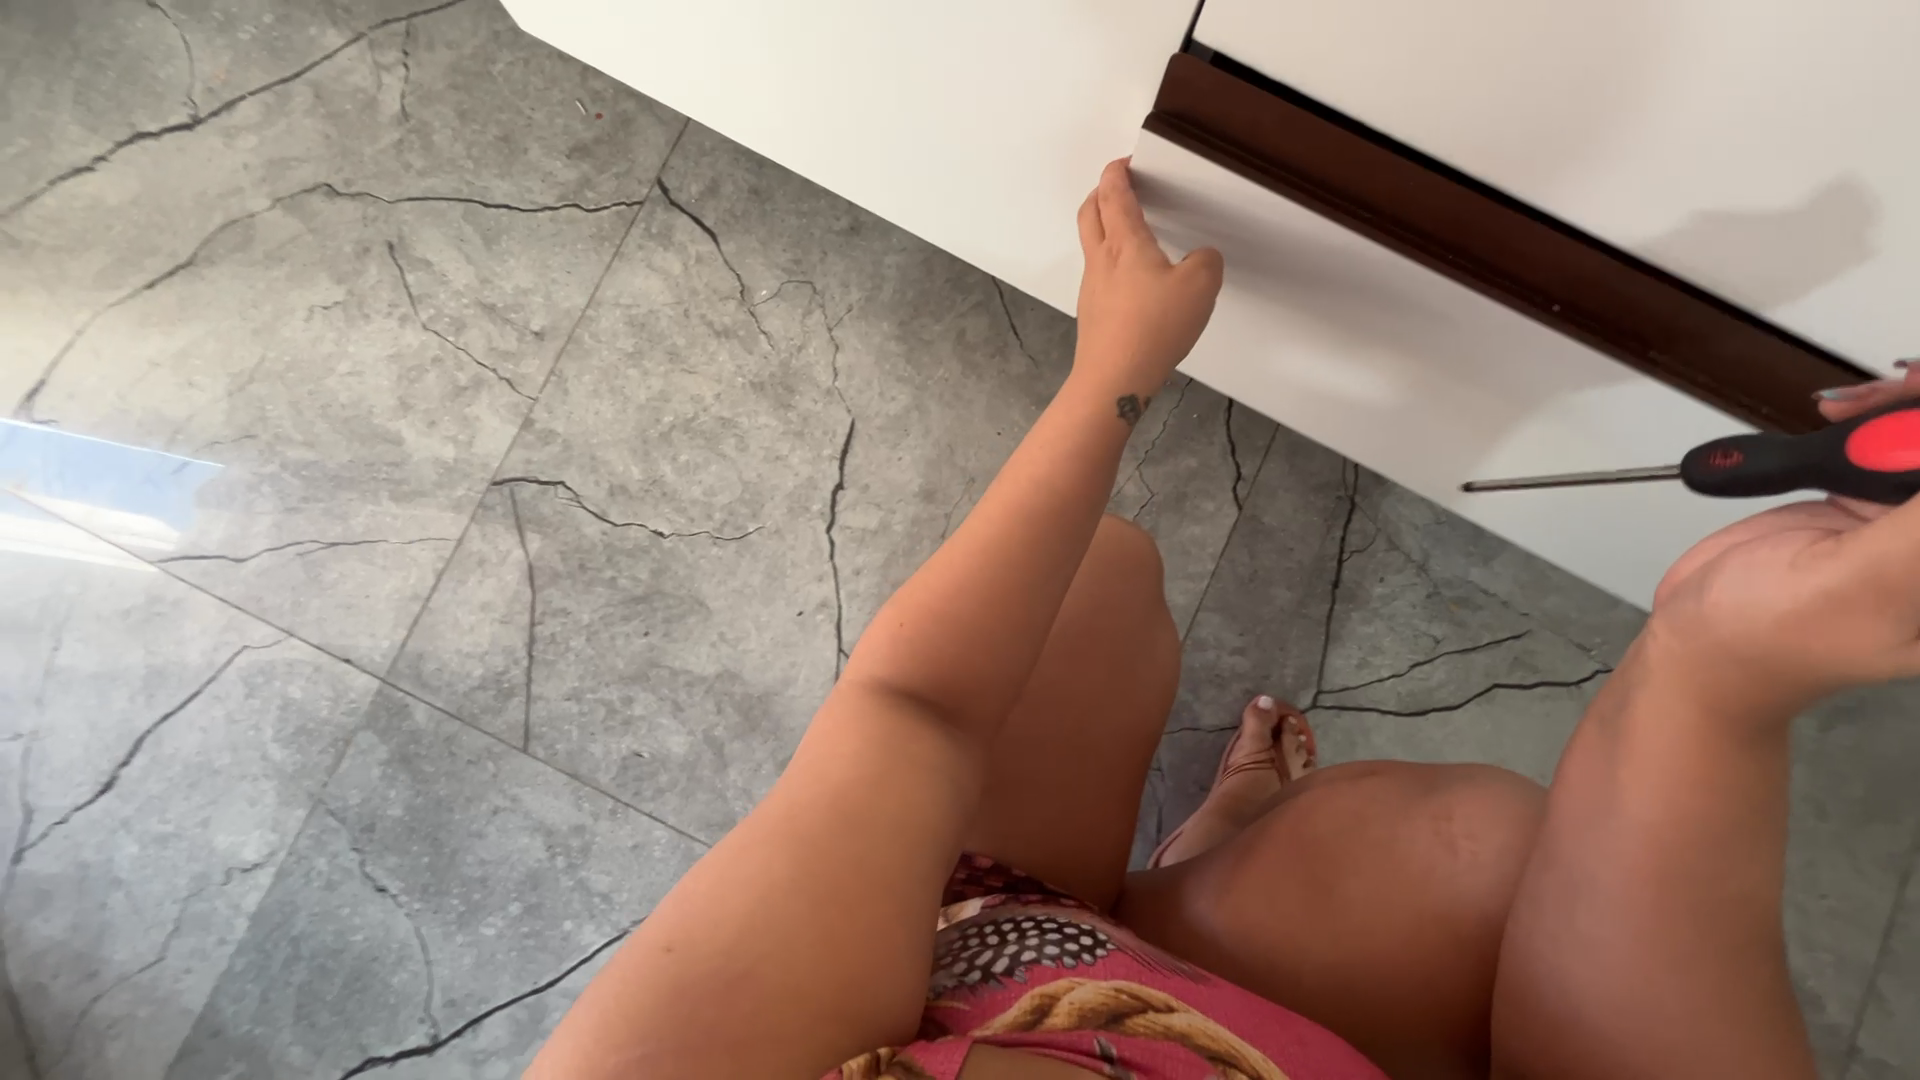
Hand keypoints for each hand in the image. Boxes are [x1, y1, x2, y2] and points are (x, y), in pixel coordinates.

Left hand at [1072, 158, 1223, 412]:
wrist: (1113, 381)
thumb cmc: (1153, 327)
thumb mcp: (1200, 286)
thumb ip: (1206, 261)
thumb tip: (1200, 258)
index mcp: (1123, 243)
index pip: (1113, 194)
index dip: (1117, 172)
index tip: (1126, 162)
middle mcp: (1100, 262)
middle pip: (1088, 214)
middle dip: (1100, 194)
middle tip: (1118, 188)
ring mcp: (1091, 291)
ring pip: (1092, 248)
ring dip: (1104, 231)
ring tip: (1131, 234)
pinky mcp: (1093, 317)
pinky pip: (1100, 279)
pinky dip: (1112, 265)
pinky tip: (1135, 282)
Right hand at [1645, 364, 1919, 716]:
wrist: (1695, 639)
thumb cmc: (1769, 630)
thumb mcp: (1861, 583)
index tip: (1915, 399)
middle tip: (1879, 391)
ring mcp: (1913, 522)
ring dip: (1898, 407)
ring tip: (1843, 404)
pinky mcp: (1873, 502)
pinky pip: (1891, 444)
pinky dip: (1867, 418)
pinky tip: (1835, 413)